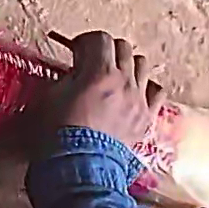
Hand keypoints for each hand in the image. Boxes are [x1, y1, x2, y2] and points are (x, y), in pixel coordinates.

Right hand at [43, 30, 163, 149]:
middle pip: (123, 48)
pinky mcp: (146, 119)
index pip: (100, 39)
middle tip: (93, 61)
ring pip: (143, 65)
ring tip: (114, 77)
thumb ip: (68, 77)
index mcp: (100, 73)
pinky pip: (156, 92)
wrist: (78, 168)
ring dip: (128, 65)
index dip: (85, 41)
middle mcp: (125, 82)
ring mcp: (139, 101)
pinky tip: (133, 94)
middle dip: (106, 50)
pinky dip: (145, 87)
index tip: (76, 51)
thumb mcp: (51, 97)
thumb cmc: (58, 134)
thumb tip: (76, 71)